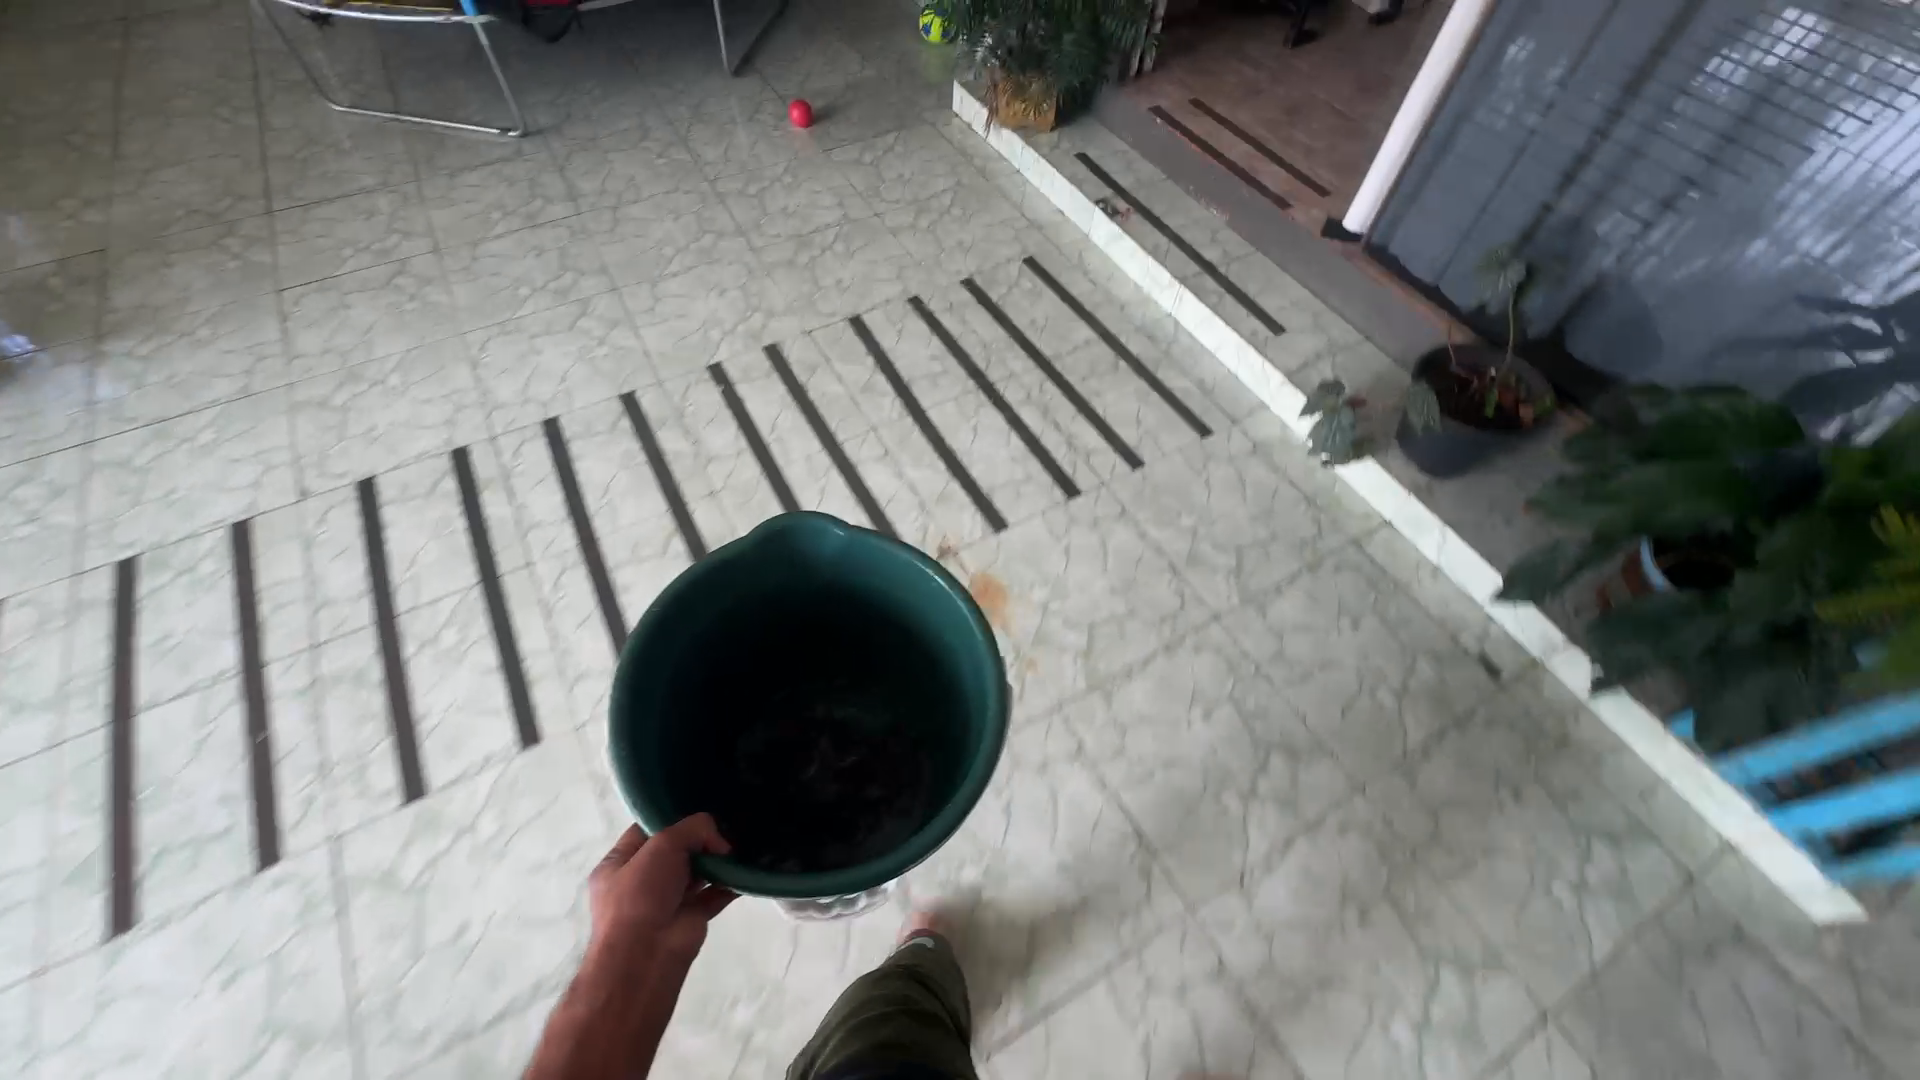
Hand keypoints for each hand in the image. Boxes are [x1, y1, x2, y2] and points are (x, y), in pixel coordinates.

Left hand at [588, 816, 737, 964]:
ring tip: (740, 844)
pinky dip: (729, 883)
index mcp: (620, 862)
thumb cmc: (641, 895)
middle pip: (677, 848)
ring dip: (717, 860)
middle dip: (701, 838)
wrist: (646, 956)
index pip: (647, 829)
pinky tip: (745, 870)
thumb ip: (694, 829)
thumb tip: (719, 843)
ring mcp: (666, 899)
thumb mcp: (663, 845)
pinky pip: (714, 893)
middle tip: (726, 826)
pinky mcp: (690, 916)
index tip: (701, 806)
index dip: (673, 816)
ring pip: (697, 870)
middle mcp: (641, 880)